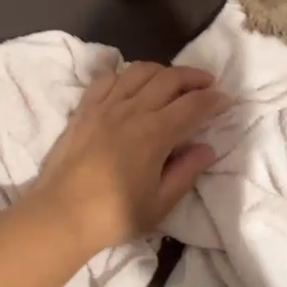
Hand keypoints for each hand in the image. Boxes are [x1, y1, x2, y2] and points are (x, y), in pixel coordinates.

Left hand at [27, 62, 229, 253]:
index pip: (193, 105)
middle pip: (169, 78)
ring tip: (172, 80)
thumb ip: (186, 171)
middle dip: (193, 76)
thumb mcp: (160, 203)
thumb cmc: (114, 216)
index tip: (226, 99)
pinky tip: (131, 85)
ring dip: (162, 70)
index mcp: (155, 133)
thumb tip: (206, 148)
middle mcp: (133, 110)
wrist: (60, 216)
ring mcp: (106, 106)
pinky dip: (125, 75)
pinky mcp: (85, 109)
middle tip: (207, 83)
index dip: (213, 100)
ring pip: (139, 71)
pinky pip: (108, 79)